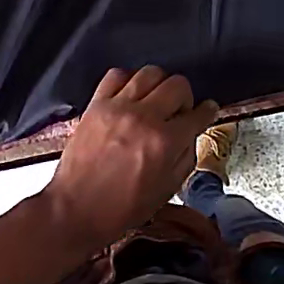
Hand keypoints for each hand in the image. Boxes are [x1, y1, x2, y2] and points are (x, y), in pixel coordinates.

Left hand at [40, 66, 218, 252]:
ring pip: (150, 73)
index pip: (198, 114)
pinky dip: (129, 81)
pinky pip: (117, 75)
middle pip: (177, 85)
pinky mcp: (96, 105)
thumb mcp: (168, 189)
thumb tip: (192, 132)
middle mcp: (144, 118)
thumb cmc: (122, 206)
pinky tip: (130, 96)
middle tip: (179, 111)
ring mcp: (118, 108)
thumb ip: (186, 155)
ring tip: (155, 101)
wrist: (75, 210)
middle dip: (185, 97)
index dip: (208, 111)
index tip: (207, 110)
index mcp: (165, 142)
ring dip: (160, 85)